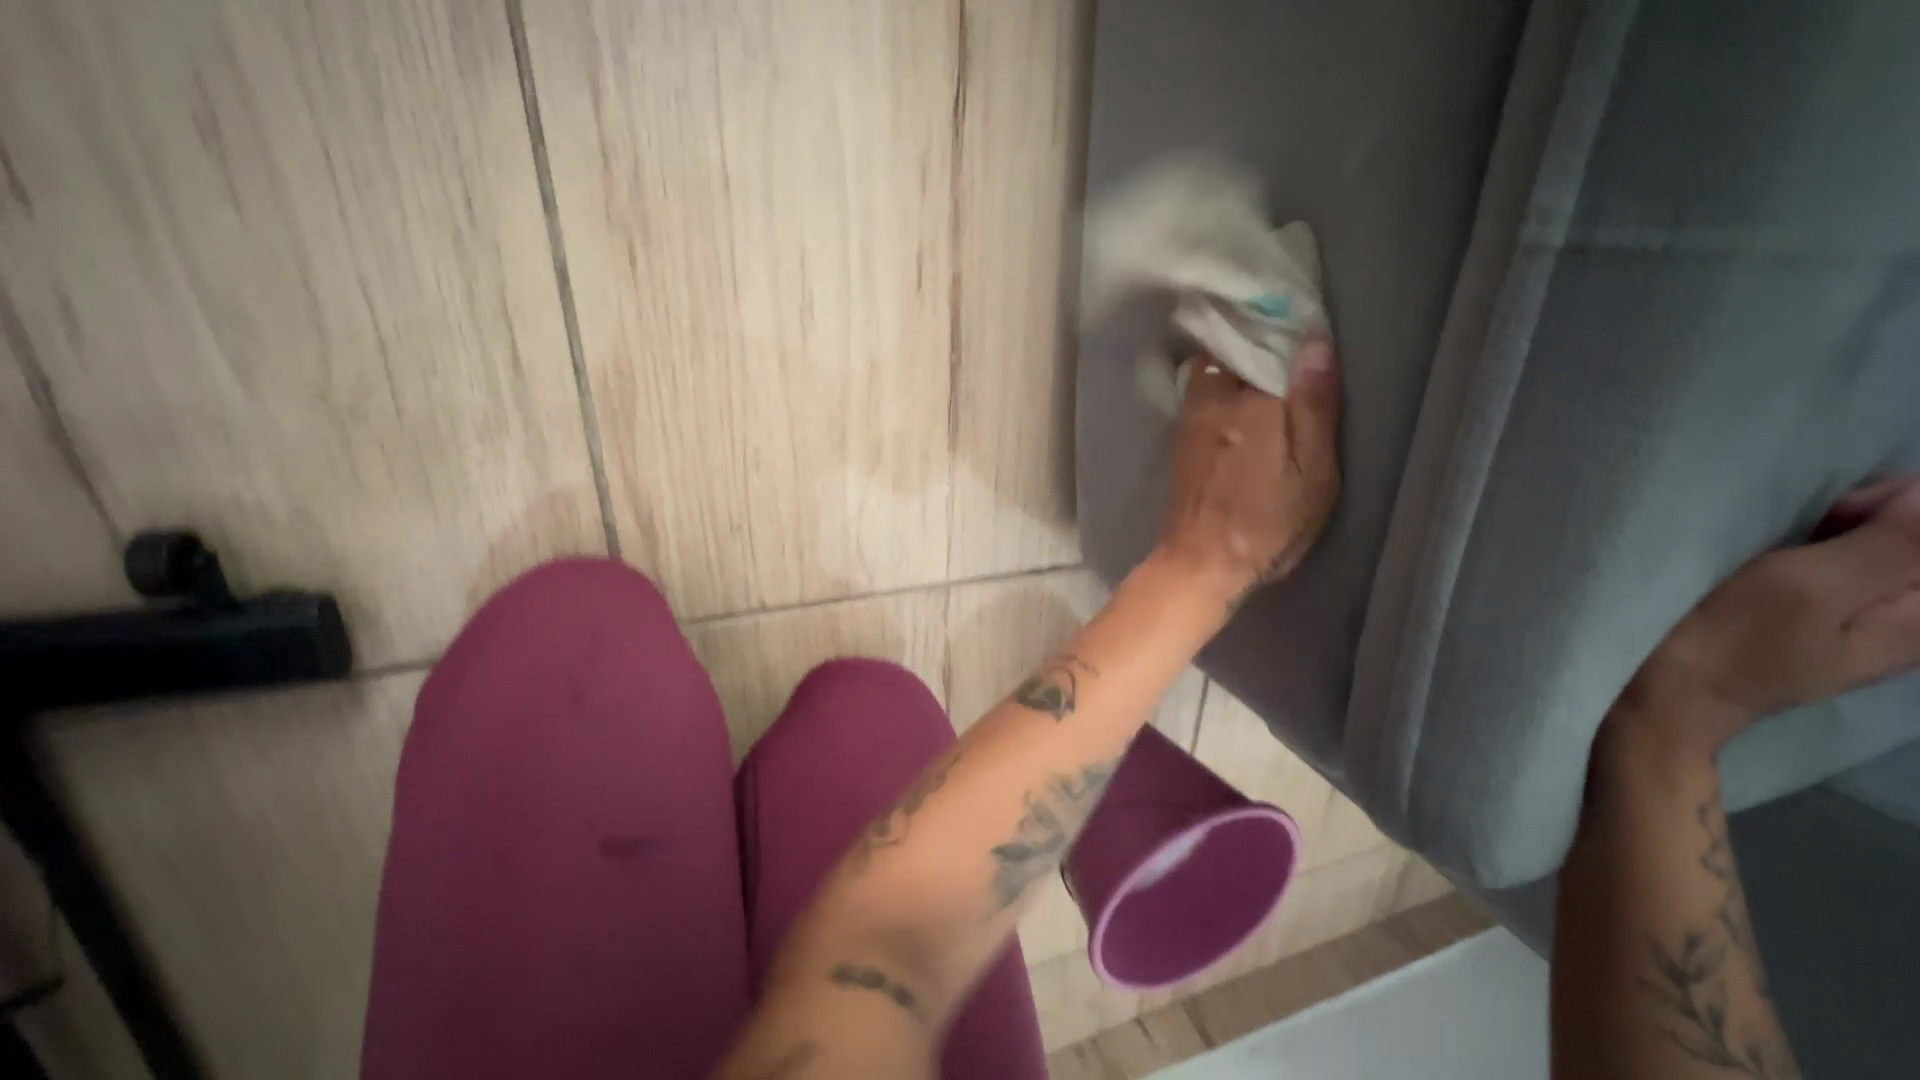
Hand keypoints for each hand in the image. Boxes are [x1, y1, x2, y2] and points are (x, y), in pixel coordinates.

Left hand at [1156, 340, 1341, 599]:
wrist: (1201, 562)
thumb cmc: (1266, 523)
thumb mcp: (1313, 472)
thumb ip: (1315, 406)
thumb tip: (1315, 340)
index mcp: (1254, 402)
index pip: (1265, 338)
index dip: (1283, 322)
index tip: (1303, 312)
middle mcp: (1215, 399)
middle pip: (1230, 346)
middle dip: (1253, 332)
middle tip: (1283, 328)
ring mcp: (1192, 417)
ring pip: (1212, 366)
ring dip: (1233, 355)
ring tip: (1262, 354)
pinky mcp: (1182, 438)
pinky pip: (1201, 389)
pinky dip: (1219, 379)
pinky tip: (1237, 389)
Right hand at [1609, 475, 1919, 762]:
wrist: (1671, 697)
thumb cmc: (1734, 640)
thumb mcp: (1807, 585)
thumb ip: (1891, 543)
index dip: (1899, 507)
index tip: (1836, 515)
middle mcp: (1911, 623)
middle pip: (1912, 544)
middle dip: (1870, 520)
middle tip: (1804, 532)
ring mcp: (1866, 627)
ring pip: (1880, 555)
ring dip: (1838, 538)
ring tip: (1784, 551)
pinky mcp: (1824, 627)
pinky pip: (1849, 574)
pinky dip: (1819, 557)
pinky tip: (1779, 569)